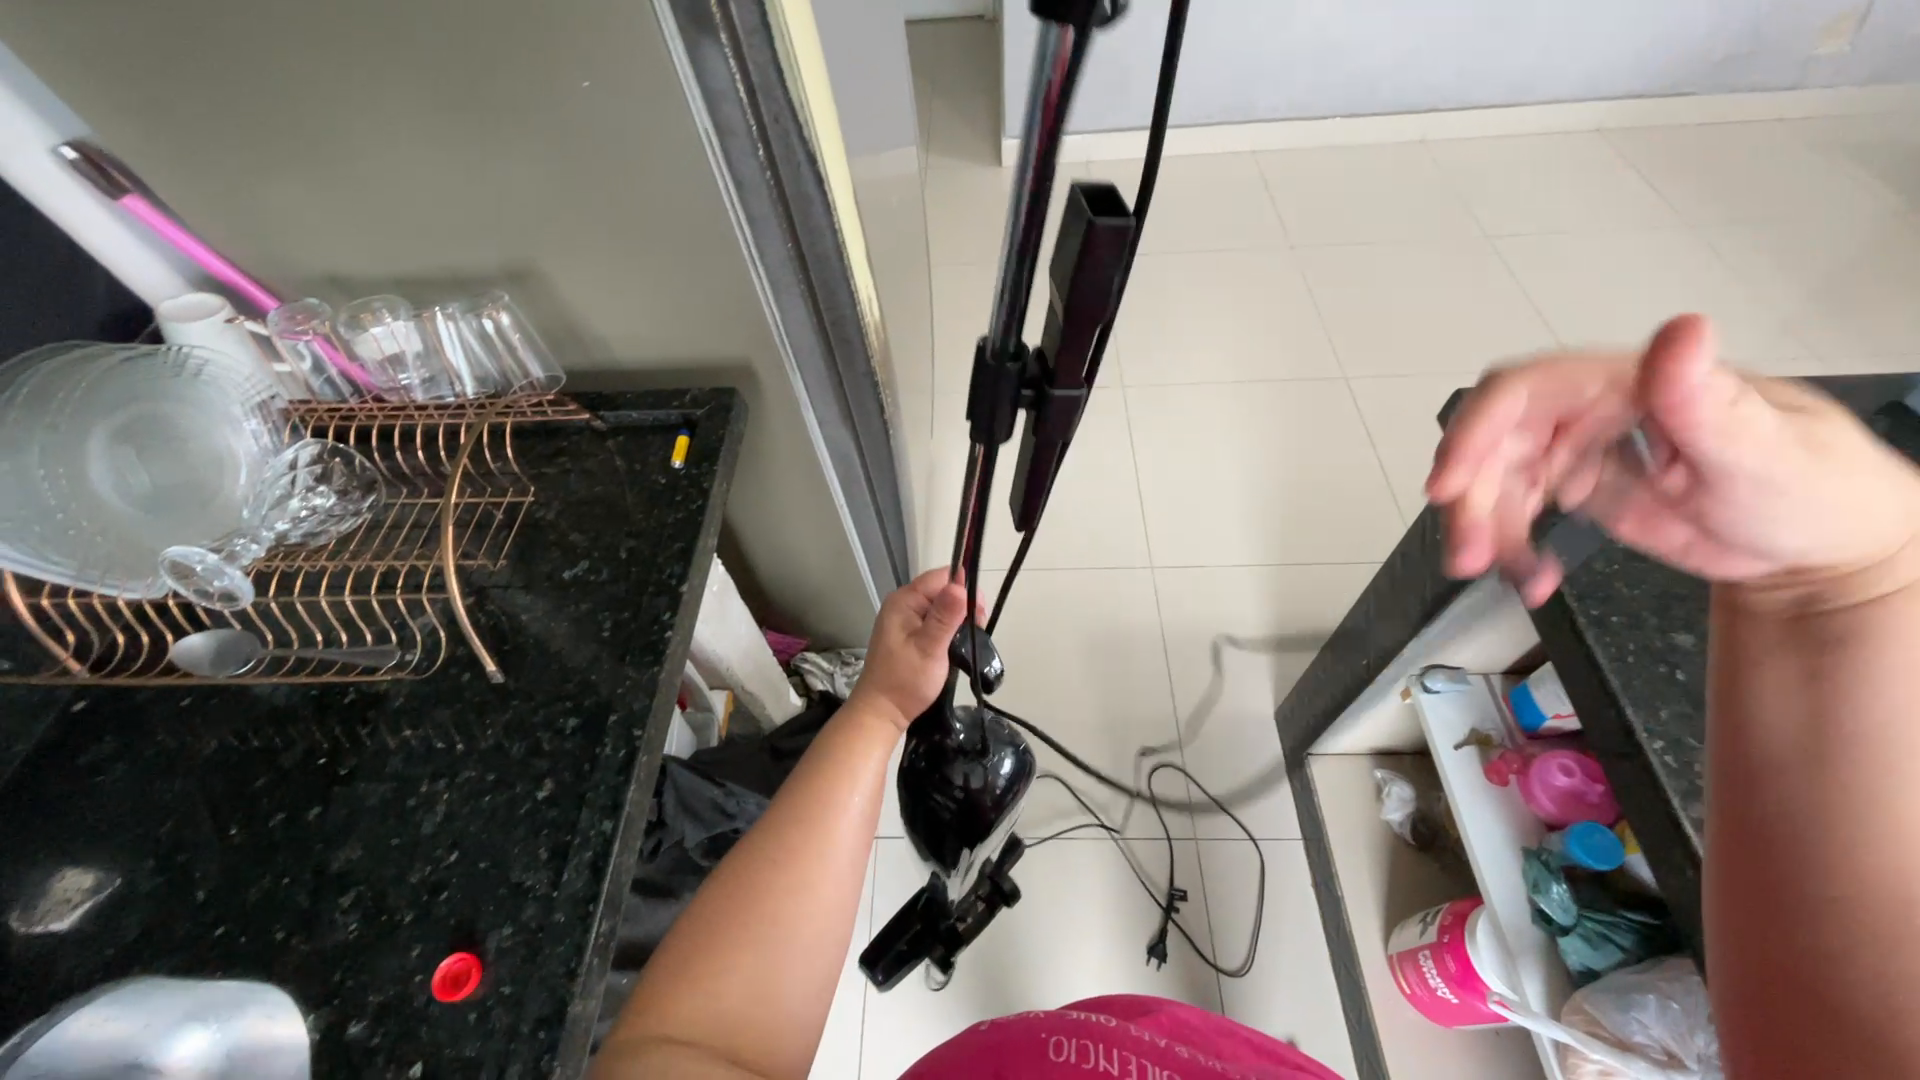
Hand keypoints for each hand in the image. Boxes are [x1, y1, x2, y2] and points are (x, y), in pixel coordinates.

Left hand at [846, 569, 977, 732]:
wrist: (882, 712)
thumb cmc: (905, 681)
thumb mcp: (930, 648)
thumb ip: (945, 616)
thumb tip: (959, 584)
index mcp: (904, 601)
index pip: (940, 577)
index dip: (963, 587)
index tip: (978, 612)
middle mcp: (903, 604)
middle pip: (942, 589)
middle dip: (963, 604)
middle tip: (976, 628)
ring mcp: (905, 619)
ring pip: (941, 605)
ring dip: (958, 618)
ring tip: (969, 638)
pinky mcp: (910, 633)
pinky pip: (935, 620)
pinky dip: (949, 628)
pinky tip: (957, 643)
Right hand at [1428, 314, 1919, 608]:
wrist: (1817, 550)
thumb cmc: (1815, 490)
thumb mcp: (1767, 449)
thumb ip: (1708, 398)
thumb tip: (1681, 332)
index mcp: (1628, 381)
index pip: (1524, 392)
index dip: (1473, 433)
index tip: (1446, 488)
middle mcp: (1588, 410)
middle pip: (1493, 445)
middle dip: (1469, 499)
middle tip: (1468, 554)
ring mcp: (1575, 450)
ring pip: (1492, 482)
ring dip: (1480, 527)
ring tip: (1500, 572)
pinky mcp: (1570, 487)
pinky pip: (1513, 513)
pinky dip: (1510, 547)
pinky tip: (1531, 577)